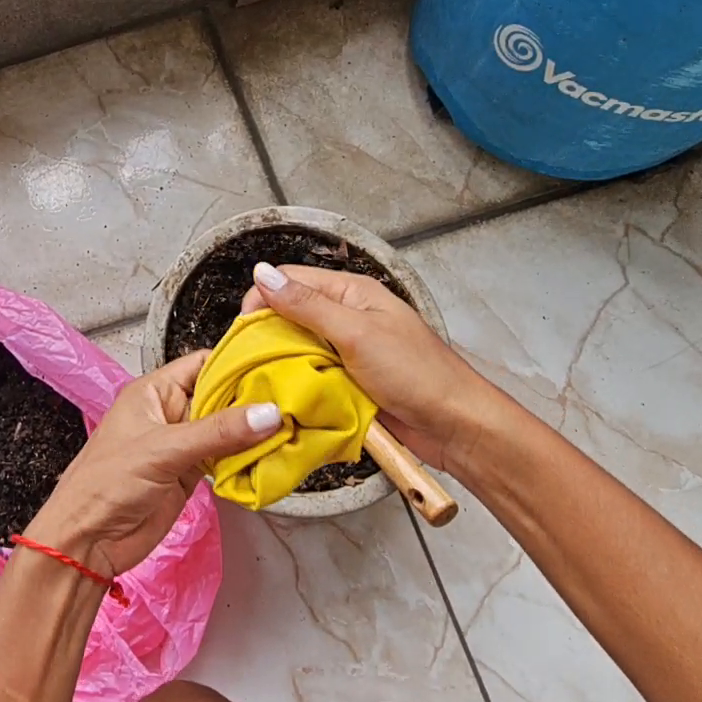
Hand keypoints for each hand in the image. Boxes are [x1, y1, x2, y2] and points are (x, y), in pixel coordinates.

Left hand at [25, 352, 279, 575]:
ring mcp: (182, 443)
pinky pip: (226, 458)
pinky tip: (273, 456)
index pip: (203, 363)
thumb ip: (217, 432)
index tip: (277, 366)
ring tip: (295, 426)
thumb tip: (268, 413)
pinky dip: (247, 458)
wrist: (88, 540)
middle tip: (296, 399)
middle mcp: (171, 411)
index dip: (237, 363)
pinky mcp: (191, 473)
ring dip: (254, 431)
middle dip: (253, 400)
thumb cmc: (107, 483)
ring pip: (227, 428)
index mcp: (155, 390)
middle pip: (221, 396)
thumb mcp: (164, 450)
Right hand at [242, 263, 503, 472]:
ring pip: (295, 348)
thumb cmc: (417, 374)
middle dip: (267, 334)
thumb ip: (306, 305)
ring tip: (263, 379)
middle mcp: (344, 316)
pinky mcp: (346, 381)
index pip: (289, 280)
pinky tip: (284, 395)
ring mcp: (345, 351)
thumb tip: (262, 273)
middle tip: (250, 360)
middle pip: (288, 314)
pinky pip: (310, 376)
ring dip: (281, 362)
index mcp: (350, 293)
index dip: (262, 298)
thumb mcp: (356, 333)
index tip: (244, 329)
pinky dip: (297, 384)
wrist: (457, 428)